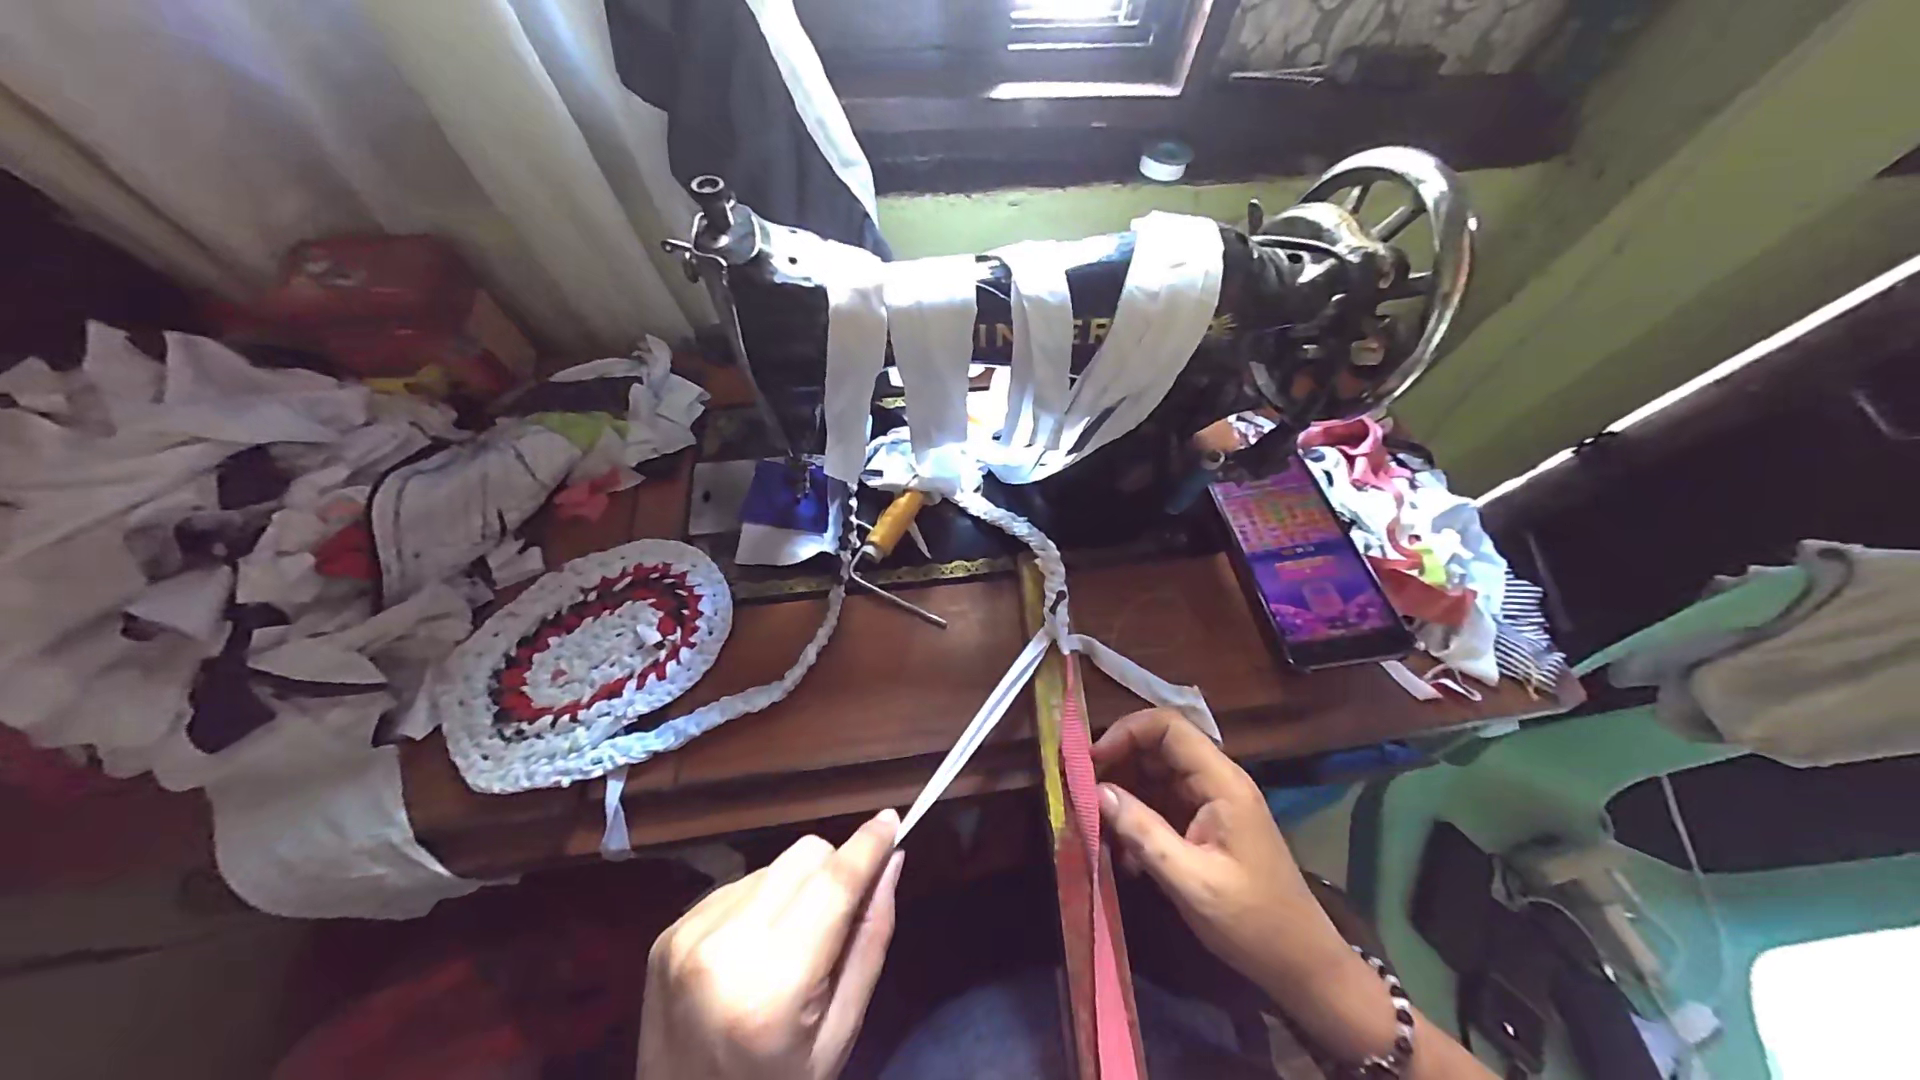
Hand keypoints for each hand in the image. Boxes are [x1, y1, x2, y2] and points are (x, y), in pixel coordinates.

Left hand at [638, 810, 903, 1079]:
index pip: (833, 886)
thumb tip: (891, 861)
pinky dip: (760, 903)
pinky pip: (739, 884)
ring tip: (789, 942)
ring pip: (774, 865)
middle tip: (840, 914)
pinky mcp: (670, 930)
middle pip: (804, 856)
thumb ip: (871, 939)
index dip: (867, 846)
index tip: (891, 819)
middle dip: (834, 870)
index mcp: (773, 984)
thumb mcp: (840, 1031)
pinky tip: (753, 948)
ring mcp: (688, 933)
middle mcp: (724, 945)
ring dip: (796, 888)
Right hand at [1092, 708, 1350, 997]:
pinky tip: (1122, 856)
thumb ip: (1143, 833)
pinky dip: (1135, 820)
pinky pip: (1158, 803)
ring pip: (1152, 775)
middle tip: (1083, 795)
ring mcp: (1208, 801)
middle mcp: (1215, 781)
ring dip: (1122, 796)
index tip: (1092, 761)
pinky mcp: (1201, 823)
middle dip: (1116, 765)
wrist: (1300, 964)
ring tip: (1098, 830)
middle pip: (1156, 746)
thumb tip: (1096, 791)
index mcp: (1221, 782)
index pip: (1168, 726)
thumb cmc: (1252, 922)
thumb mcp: (1191, 882)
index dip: (1126, 732)